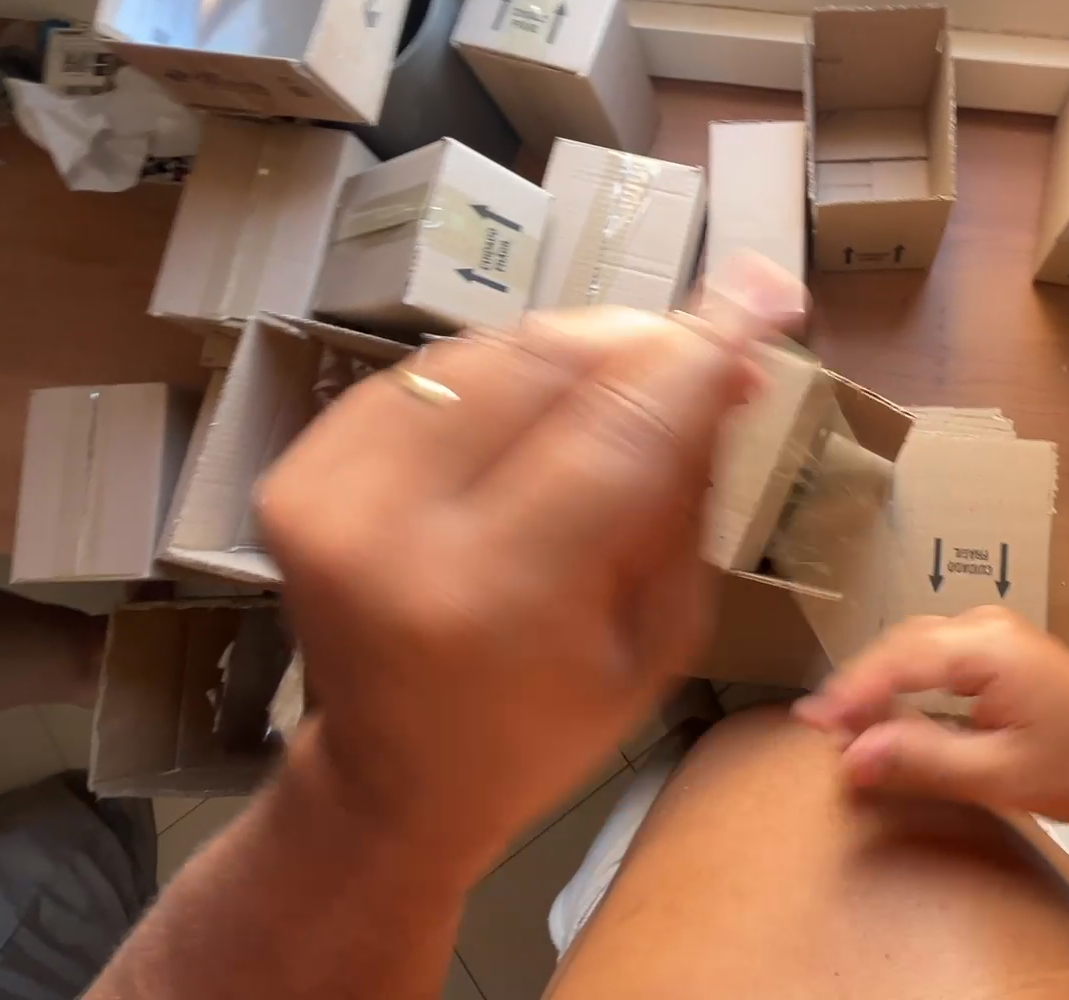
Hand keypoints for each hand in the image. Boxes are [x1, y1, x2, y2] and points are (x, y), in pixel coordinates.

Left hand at [256, 256, 803, 879]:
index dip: (703, 350)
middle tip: (709, 347)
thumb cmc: (552, 726)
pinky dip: (519, 366)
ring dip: (590, 345)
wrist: (396, 777)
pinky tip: (557, 397)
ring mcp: (331, 490)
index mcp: (503, 597)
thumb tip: (724, 375)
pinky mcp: (302, 467)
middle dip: (650, 339)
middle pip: (552, 364)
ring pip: (498, 349)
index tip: (766, 293)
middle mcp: (397, 530)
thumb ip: (688, 498)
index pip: (625, 427)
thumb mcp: (660, 635)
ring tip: (642, 375)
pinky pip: (442, 369)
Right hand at [793, 607, 1068, 823]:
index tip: (813, 721)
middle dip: (860, 684)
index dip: (853, 689)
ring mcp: (991, 631)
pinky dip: (903, 682)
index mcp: (991, 647)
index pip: (901, 658)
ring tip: (844, 721)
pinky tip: (885, 708)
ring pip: (913, 647)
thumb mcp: (1000, 776)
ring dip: (878, 682)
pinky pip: (932, 655)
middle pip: (902, 645)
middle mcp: (986, 625)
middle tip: (822, 728)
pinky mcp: (993, 647)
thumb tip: (851, 756)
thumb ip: (924, 760)